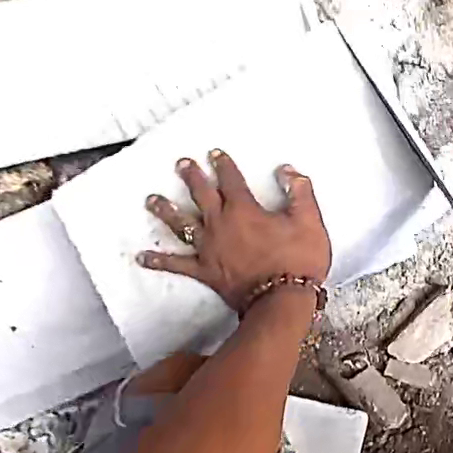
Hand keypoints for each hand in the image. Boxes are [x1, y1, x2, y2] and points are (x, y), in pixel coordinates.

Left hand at [136, 150, 330, 310]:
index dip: (223, 165)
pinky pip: (178, 264)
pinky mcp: (206, 272)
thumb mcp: (309, 220)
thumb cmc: (298, 260)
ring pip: (182, 224)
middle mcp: (221, 225)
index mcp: (244, 210)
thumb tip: (288, 171)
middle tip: (182, 164)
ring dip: (166, 211)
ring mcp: (210, 249)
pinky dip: (159, 261)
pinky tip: (143, 257)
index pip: (231, 180)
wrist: (283, 298)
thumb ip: (299, 191)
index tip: (215, 154)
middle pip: (202, 195)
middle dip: (192, 177)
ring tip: (152, 200)